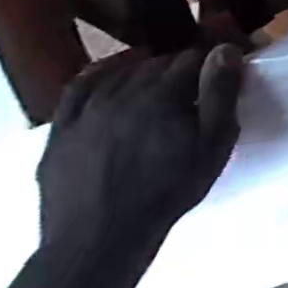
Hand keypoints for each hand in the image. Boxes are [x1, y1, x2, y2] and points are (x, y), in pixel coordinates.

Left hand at [38, 43, 244, 250]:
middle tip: (195, 87)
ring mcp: (86, 109)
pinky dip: (98, 75)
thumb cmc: (168, 190)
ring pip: (120, 72)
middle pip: (156, 63)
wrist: (100, 237)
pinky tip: (109, 75)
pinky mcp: (61, 128)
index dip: (210, 64)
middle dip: (178, 68)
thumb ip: (220, 94)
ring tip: (160, 81)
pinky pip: (78, 88)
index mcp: (162, 94)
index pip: (191, 59)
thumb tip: (225, 49)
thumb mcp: (212, 144)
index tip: (220, 75)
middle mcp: (121, 91)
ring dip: (143, 69)